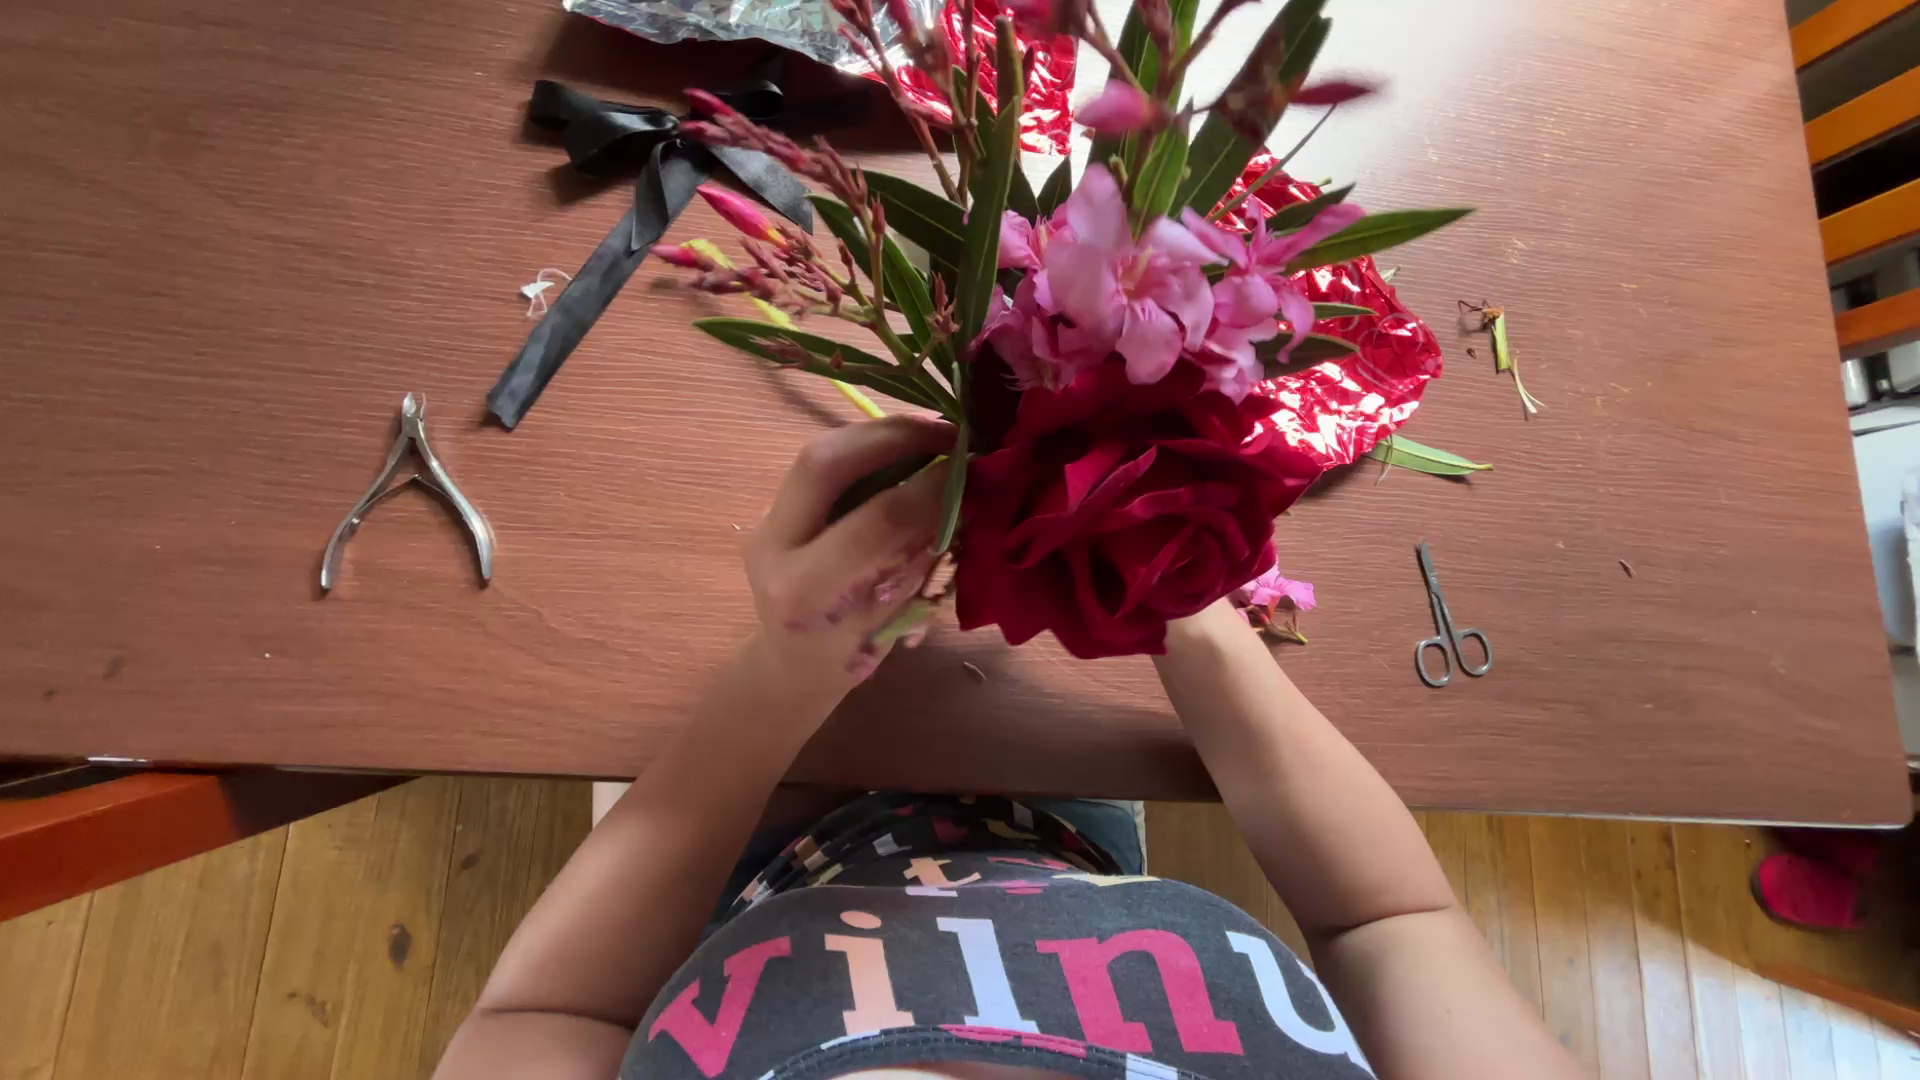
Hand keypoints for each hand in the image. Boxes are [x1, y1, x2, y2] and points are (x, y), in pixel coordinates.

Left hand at [742, 415, 954, 715]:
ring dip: (881, 434)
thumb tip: (967, 496)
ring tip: (932, 434)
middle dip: (894, 437)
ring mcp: (765, 523)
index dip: (929, 488)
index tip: (973, 470)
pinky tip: (903, 447)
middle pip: (825, 463)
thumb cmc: (850, 657)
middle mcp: (773, 549)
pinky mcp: (772, 507)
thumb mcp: (895, 621)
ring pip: (819, 451)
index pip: (875, 522)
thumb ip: (920, 557)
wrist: (791, 666)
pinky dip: (868, 447)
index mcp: (806, 592)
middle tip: (950, 433)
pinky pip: (822, 462)